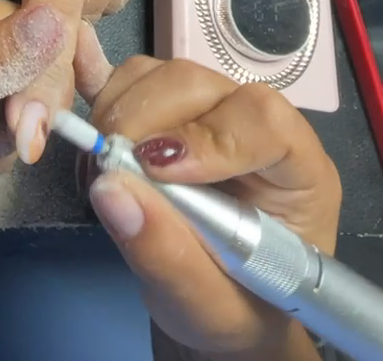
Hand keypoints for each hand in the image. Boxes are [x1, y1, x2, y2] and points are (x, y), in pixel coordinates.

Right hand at [75, 25, 341, 359]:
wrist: (217, 301)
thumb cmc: (235, 307)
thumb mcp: (210, 308)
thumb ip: (168, 255)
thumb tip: (109, 189)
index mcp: (295, 170)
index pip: (264, 119)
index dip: (207, 135)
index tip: (157, 171)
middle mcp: (250, 122)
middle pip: (194, 83)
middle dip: (141, 121)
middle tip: (109, 172)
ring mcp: (202, 105)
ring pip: (152, 74)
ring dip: (112, 114)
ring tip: (101, 172)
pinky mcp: (160, 104)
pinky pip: (123, 79)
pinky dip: (97, 98)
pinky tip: (87, 135)